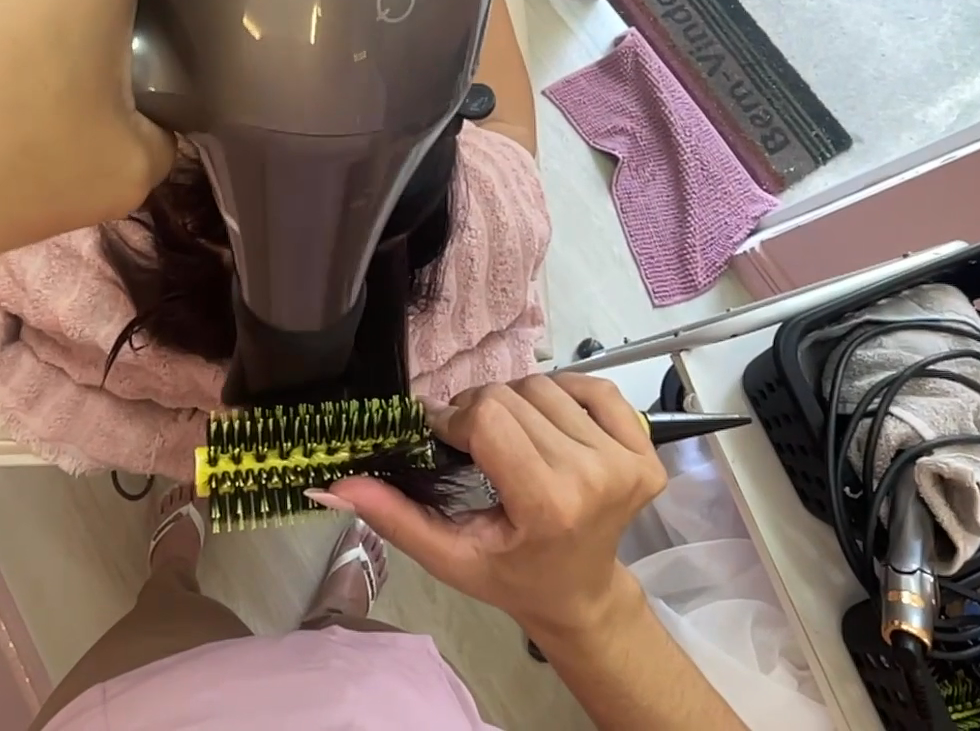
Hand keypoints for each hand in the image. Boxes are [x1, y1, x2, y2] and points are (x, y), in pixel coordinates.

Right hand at [329, 374, 667, 639]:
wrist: (583, 593)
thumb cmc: (511, 577)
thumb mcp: (449, 555)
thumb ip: (392, 517)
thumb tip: (334, 483)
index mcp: (549, 504)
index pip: (489, 418)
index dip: (454, 418)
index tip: (441, 435)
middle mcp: (596, 474)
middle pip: (512, 395)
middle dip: (479, 411)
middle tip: (472, 443)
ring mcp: (627, 459)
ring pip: (544, 385)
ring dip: (516, 402)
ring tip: (509, 437)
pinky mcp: (646, 447)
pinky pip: (592, 386)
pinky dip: (561, 393)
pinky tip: (549, 424)